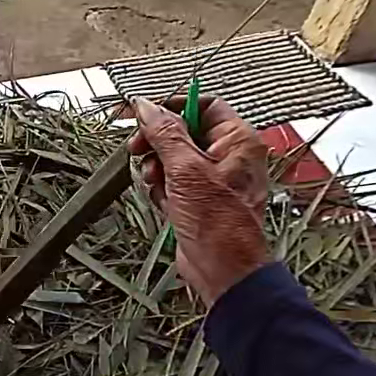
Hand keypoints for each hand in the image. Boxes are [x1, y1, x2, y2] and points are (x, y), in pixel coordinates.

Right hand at [127, 95, 272, 305]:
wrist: (222, 269)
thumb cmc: (218, 223)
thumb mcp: (185, 170)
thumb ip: (164, 134)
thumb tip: (146, 107)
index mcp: (237, 141)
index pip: (203, 105)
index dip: (172, 107)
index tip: (143, 114)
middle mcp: (228, 157)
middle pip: (183, 132)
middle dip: (157, 143)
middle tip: (138, 149)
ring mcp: (213, 179)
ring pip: (173, 158)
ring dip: (157, 168)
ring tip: (156, 183)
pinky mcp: (198, 199)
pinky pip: (171, 181)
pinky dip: (161, 189)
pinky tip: (164, 202)